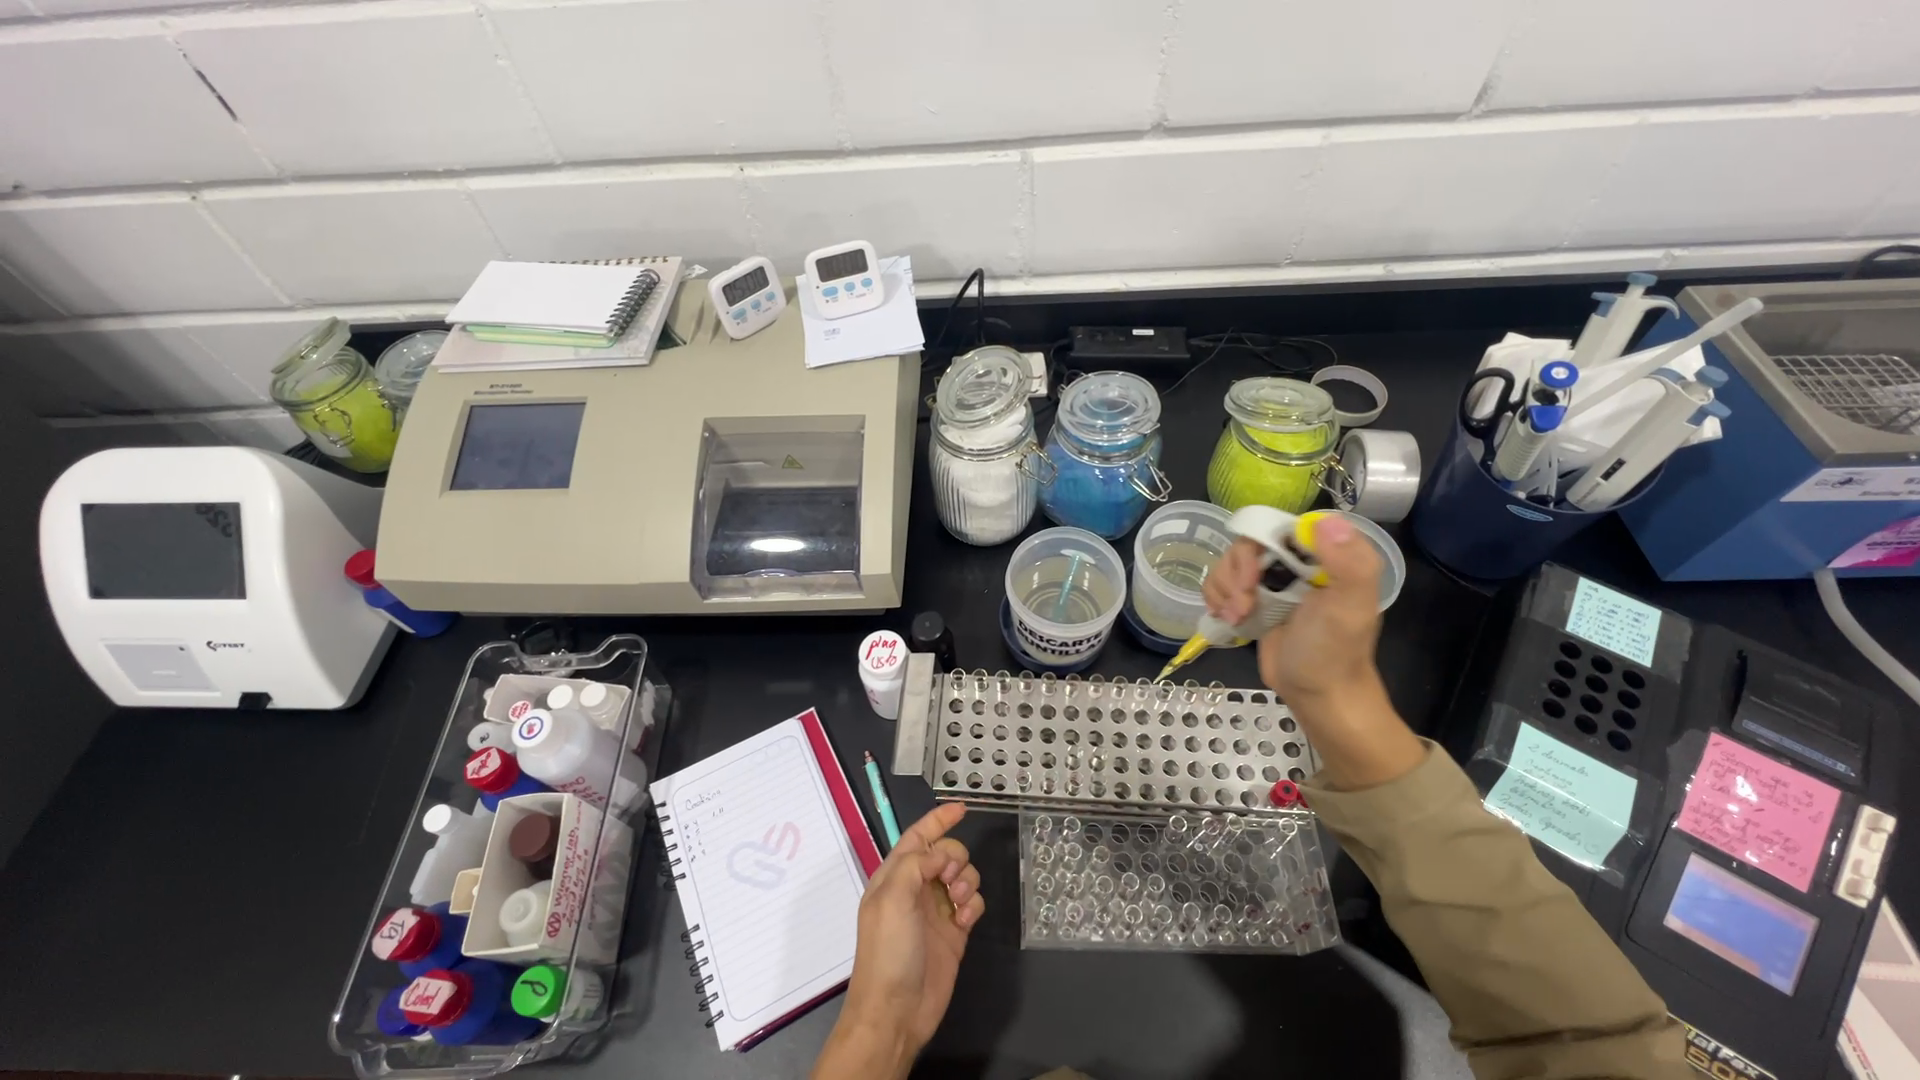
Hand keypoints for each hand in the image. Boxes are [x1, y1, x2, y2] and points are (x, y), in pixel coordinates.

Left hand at [814, 803, 983, 1078]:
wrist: (897, 1010)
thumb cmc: (887, 950)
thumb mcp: (893, 898)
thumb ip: (917, 864)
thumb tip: (942, 854)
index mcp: (894, 875)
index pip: (918, 836)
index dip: (938, 820)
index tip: (962, 807)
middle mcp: (916, 888)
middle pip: (947, 853)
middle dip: (956, 858)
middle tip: (950, 880)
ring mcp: (936, 910)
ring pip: (963, 876)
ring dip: (967, 882)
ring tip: (957, 905)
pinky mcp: (955, 932)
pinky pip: (973, 903)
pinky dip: (973, 905)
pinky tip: (965, 922)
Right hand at [1202, 513, 1383, 705]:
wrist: (1316, 694)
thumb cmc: (1334, 652)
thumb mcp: (1350, 607)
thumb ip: (1349, 563)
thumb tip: (1324, 521)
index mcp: (1326, 554)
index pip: (1281, 526)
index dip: (1259, 543)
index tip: (1254, 575)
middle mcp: (1297, 562)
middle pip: (1248, 543)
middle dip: (1236, 573)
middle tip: (1244, 604)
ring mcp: (1272, 582)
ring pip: (1229, 563)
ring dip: (1224, 589)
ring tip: (1237, 617)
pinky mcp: (1253, 601)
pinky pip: (1221, 583)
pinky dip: (1217, 599)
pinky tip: (1228, 619)